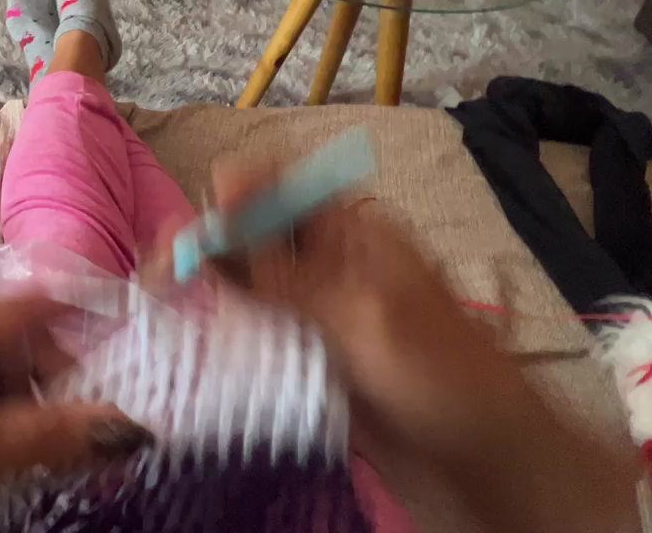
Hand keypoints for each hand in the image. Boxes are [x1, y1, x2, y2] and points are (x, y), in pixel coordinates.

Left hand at [0, 298, 150, 532]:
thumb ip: (52, 433)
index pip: (22, 308)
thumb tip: (128, 426)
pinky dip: (29, 435)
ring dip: (53, 415)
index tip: (135, 331)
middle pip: (22, 350)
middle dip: (70, 383)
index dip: (77, 315)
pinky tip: (63, 457)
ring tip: (104, 445)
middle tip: (127, 416)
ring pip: (14, 388)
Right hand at [153, 158, 643, 532]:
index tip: (187, 233)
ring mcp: (308, 298)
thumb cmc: (440, 375)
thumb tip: (220, 188)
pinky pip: (247, 317)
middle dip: (201, 240)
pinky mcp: (300, 341)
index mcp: (344, 227)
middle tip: (160, 270)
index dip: (224, 199)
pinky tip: (187, 321)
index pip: (268, 186)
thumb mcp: (359, 311)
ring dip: (201, 278)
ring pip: (238, 271)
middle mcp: (319, 253)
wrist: (492, 465)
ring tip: (160, 292)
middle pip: (244, 226)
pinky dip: (217, 317)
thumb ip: (281, 261)